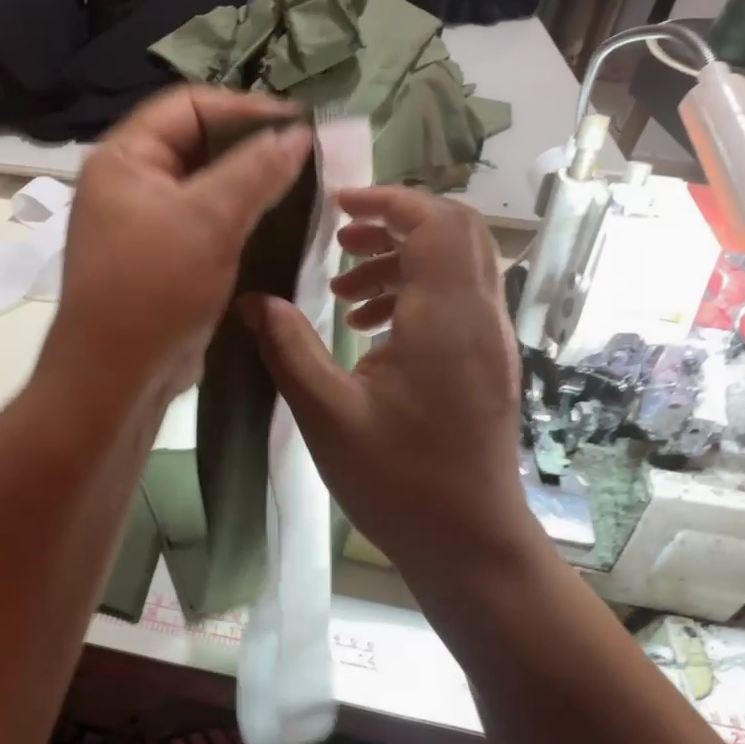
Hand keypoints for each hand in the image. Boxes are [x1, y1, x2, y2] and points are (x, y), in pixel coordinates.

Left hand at [42, 86, 311, 400]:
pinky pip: (205, 223)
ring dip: (250, 186)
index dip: (245, 109)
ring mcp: (143, 223)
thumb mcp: (209, 221)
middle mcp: (129, 183)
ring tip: (303, 189)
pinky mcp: (162, 258)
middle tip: (308, 159)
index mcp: (124, 158)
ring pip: (206, 186)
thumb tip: (297, 134)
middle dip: (252, 148)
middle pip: (198, 144)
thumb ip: (255, 170)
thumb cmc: (154, 290)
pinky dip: (239, 220)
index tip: (299, 125)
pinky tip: (279, 226)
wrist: (115, 377)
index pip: (188, 106)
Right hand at [240, 186, 536, 575]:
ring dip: (403, 260)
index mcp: (445, 319)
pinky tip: (371, 332)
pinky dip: (417, 292)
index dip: (387, 199)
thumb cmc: (398, 482)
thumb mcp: (327, 415)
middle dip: (396, 222)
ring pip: (459, 264)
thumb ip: (289, 348)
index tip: (335, 207)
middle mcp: (480, 318)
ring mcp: (492, 342)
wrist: (470, 543)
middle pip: (456, 230)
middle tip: (340, 239)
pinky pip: (459, 299)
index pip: (435, 221)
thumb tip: (252, 299)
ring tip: (346, 294)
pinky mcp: (489, 364)